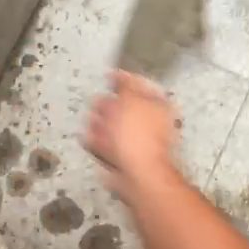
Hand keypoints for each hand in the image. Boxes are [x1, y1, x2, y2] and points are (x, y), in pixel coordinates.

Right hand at [86, 71, 184, 204]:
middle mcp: (152, 122)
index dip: (122, 80)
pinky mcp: (128, 157)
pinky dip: (101, 141)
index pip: (140, 85)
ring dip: (101, 123)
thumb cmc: (137, 137)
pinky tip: (91, 138)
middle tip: (97, 105)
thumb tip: (119, 74)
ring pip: (117, 127)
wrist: (138, 174)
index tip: (108, 78)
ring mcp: (140, 141)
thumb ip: (125, 85)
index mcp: (157, 105)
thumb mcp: (129, 101)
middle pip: (126, 107)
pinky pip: (111, 145)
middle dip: (108, 106)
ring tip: (91, 122)